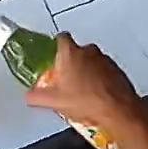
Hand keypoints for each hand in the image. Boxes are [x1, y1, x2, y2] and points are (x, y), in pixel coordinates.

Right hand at [24, 33, 145, 131]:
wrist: (116, 110)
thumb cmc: (87, 101)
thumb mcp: (53, 101)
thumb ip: (36, 96)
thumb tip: (30, 96)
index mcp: (70, 53)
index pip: (61, 38)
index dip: (56, 45)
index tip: (54, 55)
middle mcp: (88, 51)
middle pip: (76, 51)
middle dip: (71, 63)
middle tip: (66, 80)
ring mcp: (105, 59)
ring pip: (91, 60)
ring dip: (87, 71)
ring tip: (81, 91)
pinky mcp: (117, 69)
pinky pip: (104, 70)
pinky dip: (100, 78)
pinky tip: (95, 95)